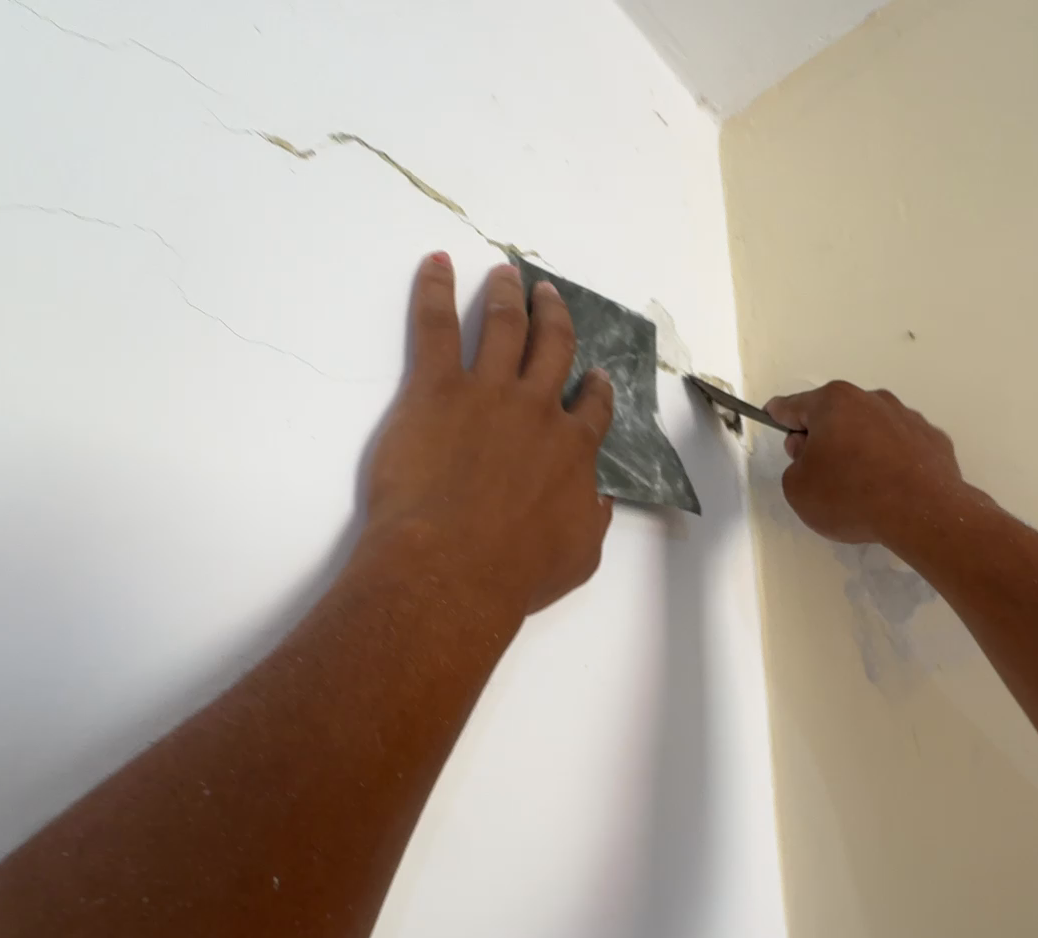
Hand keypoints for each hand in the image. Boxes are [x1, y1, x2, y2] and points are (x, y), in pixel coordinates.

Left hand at [359, 256, 614, 615]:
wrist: (454, 568)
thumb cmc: (517, 572)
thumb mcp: (579, 555)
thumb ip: (593, 520)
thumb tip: (601, 499)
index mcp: (574, 449)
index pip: (592, 406)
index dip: (594, 387)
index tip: (594, 376)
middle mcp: (539, 409)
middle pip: (554, 348)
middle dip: (555, 318)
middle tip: (548, 294)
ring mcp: (490, 393)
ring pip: (505, 328)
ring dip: (508, 296)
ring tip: (506, 274)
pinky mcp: (436, 388)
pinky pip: (437, 326)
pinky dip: (437, 291)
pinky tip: (437, 264)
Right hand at [765, 381, 970, 548]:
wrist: (921, 513)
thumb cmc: (850, 496)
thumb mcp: (797, 488)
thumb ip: (795, 465)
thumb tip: (814, 456)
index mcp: (833, 403)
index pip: (793, 405)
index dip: (778, 415)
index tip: (773, 417)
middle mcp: (871, 399)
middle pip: (834, 415)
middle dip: (822, 437)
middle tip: (819, 474)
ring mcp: (906, 417)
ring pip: (870, 429)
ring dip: (859, 449)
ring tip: (861, 487)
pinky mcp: (932, 440)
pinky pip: (900, 448)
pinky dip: (891, 461)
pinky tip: (890, 489)